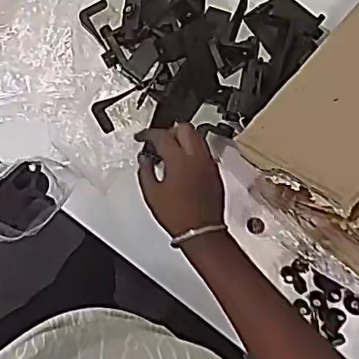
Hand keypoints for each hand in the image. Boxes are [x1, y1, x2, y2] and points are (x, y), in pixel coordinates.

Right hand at [136, 123, 224, 237]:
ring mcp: (209, 163)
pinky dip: (192, 150)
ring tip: (169, 151)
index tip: (142, 137)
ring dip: (182, 138)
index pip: (163, 135)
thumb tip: (144, 159)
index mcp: (179, 160)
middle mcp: (197, 157)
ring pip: (197, 137)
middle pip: (184, 128)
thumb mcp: (152, 193)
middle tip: (157, 141)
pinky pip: (204, 151)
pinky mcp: (215, 171)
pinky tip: (183, 162)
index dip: (149, 133)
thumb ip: (145, 170)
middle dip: (169, 130)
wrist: (201, 231)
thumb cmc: (179, 216)